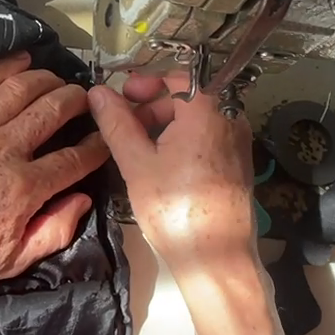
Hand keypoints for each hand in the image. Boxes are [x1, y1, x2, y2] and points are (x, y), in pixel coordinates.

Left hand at [0, 52, 109, 301]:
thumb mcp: (10, 263)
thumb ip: (54, 232)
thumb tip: (82, 199)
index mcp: (23, 188)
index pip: (73, 159)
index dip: (95, 147)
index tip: (105, 140)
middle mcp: (3, 149)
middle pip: (51, 111)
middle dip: (77, 100)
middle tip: (86, 99)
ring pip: (18, 89)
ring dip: (45, 79)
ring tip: (58, 79)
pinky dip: (1, 68)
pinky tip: (18, 61)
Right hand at [86, 73, 257, 276]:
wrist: (215, 259)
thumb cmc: (174, 209)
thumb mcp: (136, 163)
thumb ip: (116, 123)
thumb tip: (97, 93)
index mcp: (209, 110)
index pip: (177, 75)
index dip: (147, 82)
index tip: (123, 96)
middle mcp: (231, 119)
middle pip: (188, 96)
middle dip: (153, 106)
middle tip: (125, 127)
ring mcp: (237, 143)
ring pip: (196, 119)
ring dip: (164, 126)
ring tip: (138, 151)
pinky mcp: (236, 165)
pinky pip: (206, 139)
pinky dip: (181, 142)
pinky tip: (159, 167)